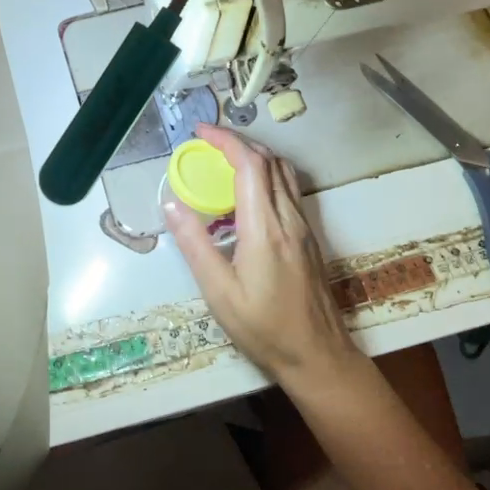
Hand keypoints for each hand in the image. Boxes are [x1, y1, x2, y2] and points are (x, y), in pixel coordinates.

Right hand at [163, 125, 360, 385]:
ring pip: (283, 173)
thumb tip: (171, 203)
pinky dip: (265, 175)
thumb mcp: (219, 292)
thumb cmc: (265, 328)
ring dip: (255, 156)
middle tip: (206, 144)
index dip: (226, 141)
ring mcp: (303, 228)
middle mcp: (289, 219)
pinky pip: (288, 190)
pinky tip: (246, 194)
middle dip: (238, 142)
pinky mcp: (308, 238)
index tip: (200, 133)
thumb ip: (195, 245)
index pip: (250, 165)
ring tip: (224, 161)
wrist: (319, 357)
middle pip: (270, 161)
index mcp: (265, 229)